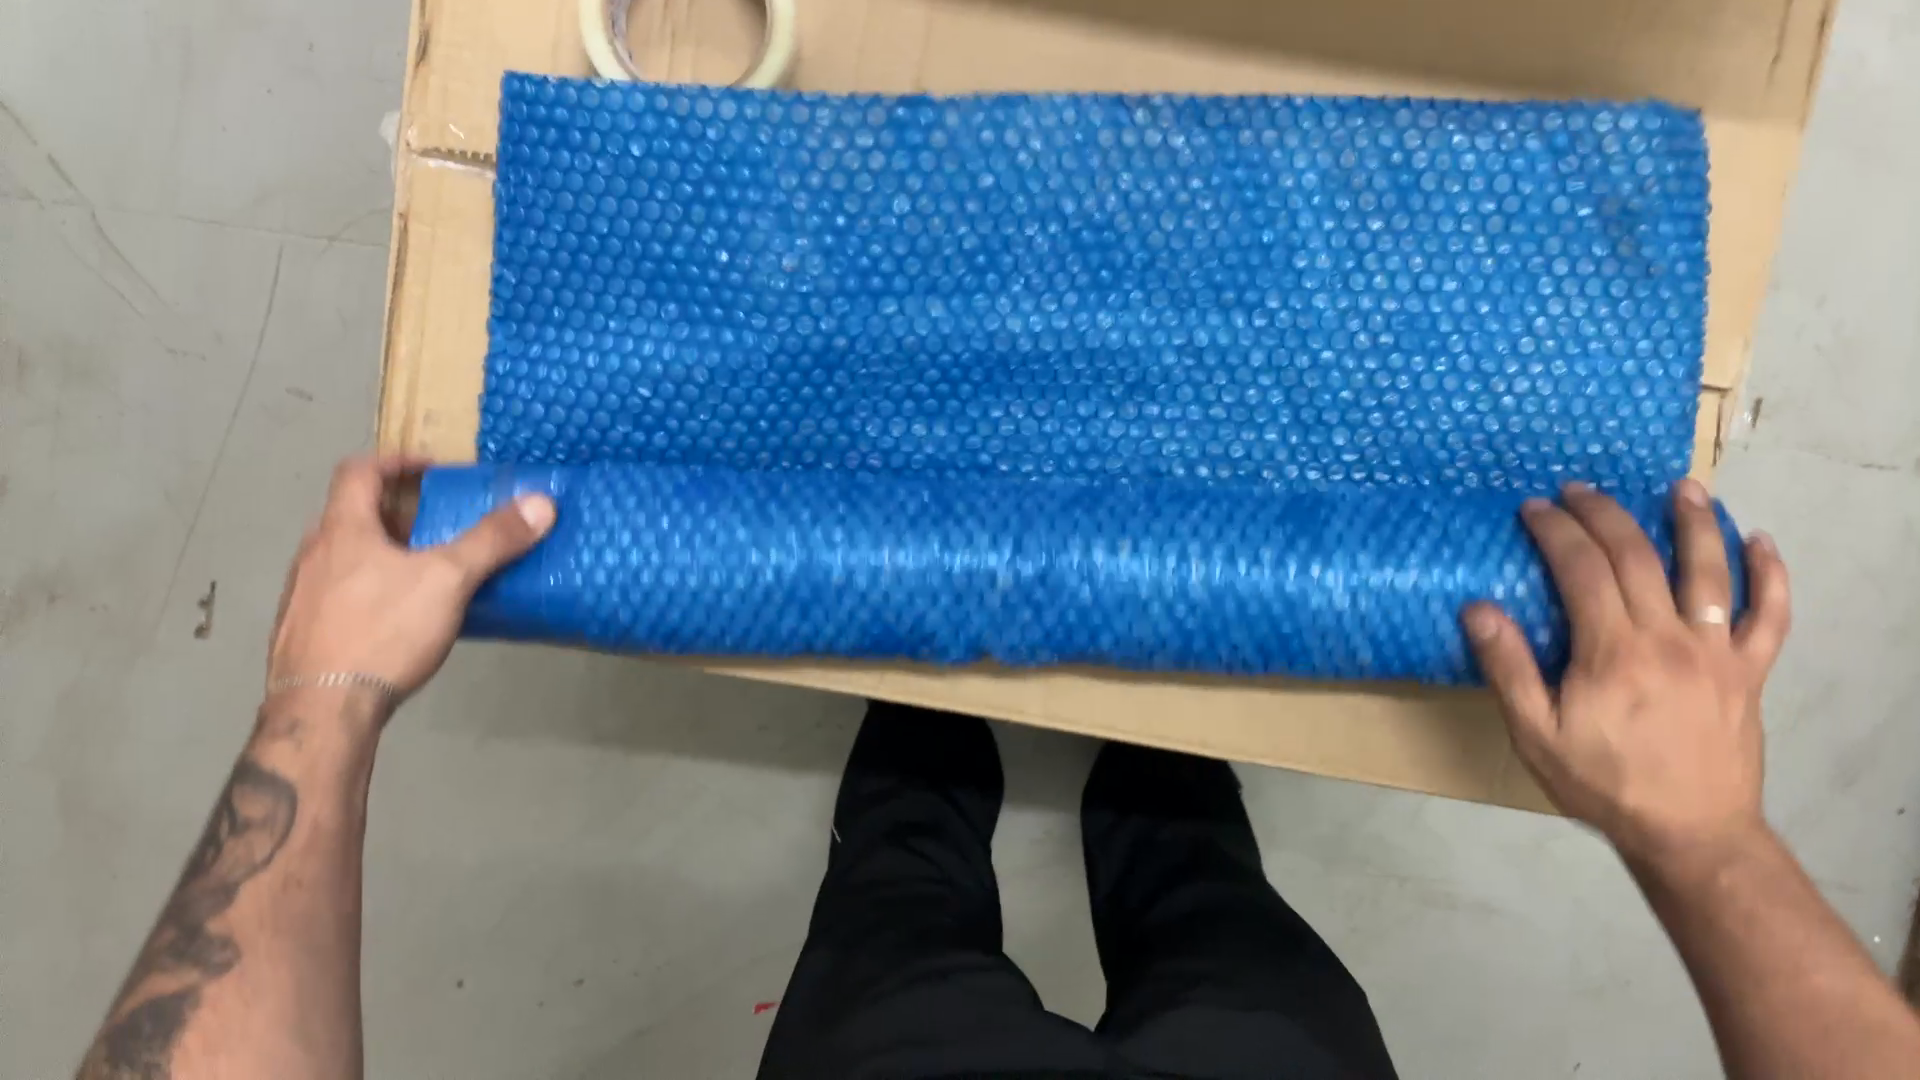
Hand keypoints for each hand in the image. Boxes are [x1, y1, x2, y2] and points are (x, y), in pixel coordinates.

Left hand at [268, 455, 555, 708]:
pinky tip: (408, 616)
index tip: (435, 469)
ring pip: (350, 556)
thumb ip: (493, 540)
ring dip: (389, 551)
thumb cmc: (383, 630)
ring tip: (434, 570)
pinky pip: (345, 592)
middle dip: (403, 512)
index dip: (397, 461)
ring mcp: (304, 595)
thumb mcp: (449, 579)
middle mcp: (315, 555)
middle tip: (447, 523)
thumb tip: (541, 502)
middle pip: (356, 514)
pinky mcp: (307, 632)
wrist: (323, 708)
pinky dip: (377, 587)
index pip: (359, 472)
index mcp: (343, 530)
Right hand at [1462, 478, 1790, 867]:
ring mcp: (1719, 654)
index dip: (1556, 532)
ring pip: (1712, 573)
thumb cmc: (1601, 782)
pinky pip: (1772, 617)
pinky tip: (1762, 544)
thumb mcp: (1534, 732)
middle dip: (1605, 515)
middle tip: (1578, 488)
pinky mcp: (1748, 673)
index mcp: (1614, 651)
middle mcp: (1671, 639)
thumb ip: (1508, 668)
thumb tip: (1479, 608)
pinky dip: (1771, 576)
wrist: (1692, 833)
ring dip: (1695, 523)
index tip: (1533, 508)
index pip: (1584, 570)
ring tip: (1683, 485)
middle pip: (1639, 558)